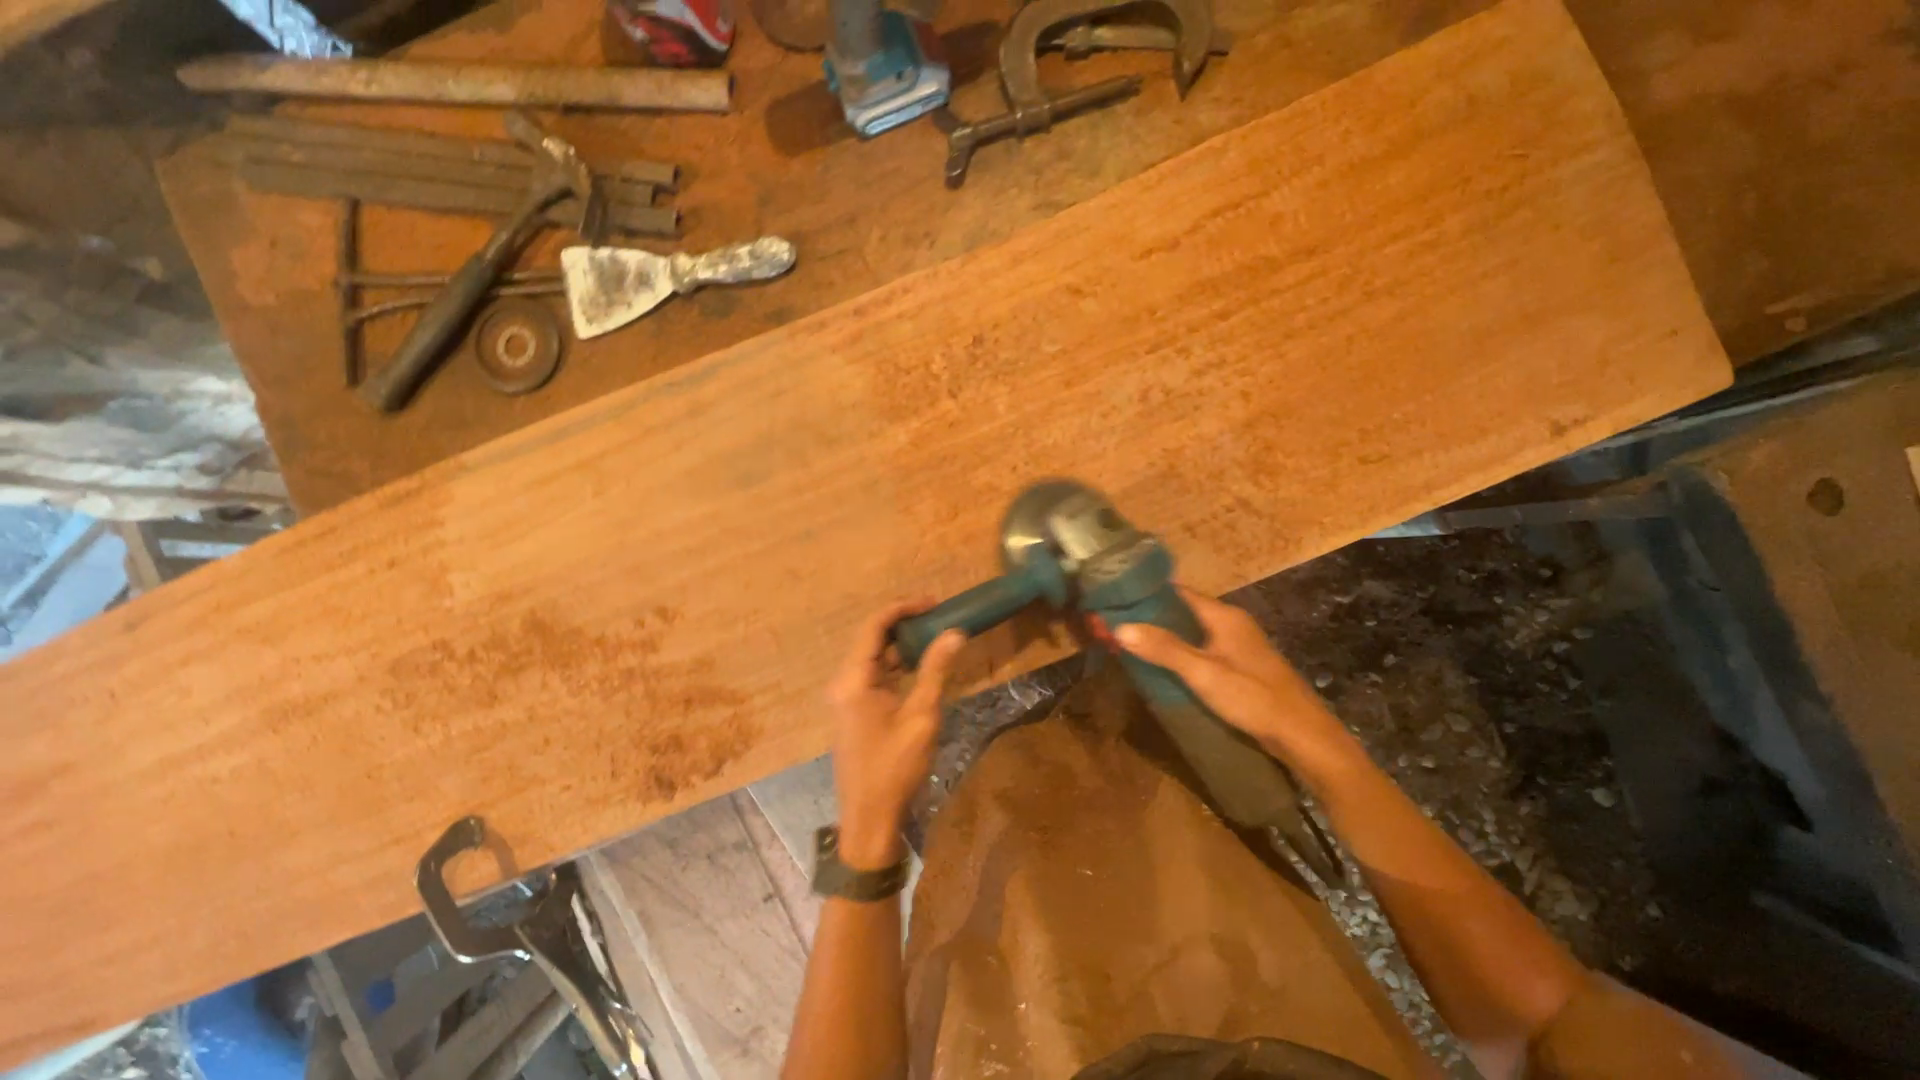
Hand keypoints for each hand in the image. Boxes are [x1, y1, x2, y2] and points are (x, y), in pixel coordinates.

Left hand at [825, 600, 965, 869]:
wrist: (870, 818)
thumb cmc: (895, 767)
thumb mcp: (921, 716)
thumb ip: (935, 671)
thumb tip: (954, 633)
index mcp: (853, 679)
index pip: (874, 626)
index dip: (903, 608)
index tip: (935, 603)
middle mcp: (844, 682)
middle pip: (871, 639)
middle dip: (904, 624)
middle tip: (939, 617)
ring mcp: (846, 699)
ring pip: (874, 658)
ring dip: (901, 646)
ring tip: (936, 636)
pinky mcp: (854, 712)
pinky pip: (874, 677)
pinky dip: (896, 667)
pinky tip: (921, 666)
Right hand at [1113, 587, 1353, 767]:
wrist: (1302, 736)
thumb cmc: (1253, 697)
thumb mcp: (1203, 673)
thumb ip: (1164, 649)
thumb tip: (1119, 626)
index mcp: (1223, 615)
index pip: (1176, 592)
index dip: (1144, 595)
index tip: (1112, 601)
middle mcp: (1231, 624)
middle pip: (1182, 612)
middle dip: (1149, 618)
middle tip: (1112, 626)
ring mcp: (1237, 646)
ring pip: (1191, 633)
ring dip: (1163, 638)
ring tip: (1128, 645)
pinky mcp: (1240, 668)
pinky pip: (1201, 652)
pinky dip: (1179, 655)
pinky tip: (1161, 668)